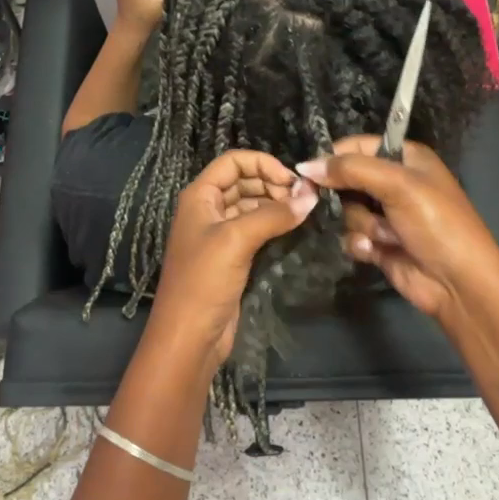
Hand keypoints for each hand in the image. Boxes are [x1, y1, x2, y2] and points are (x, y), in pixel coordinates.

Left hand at [151, 151, 318, 372]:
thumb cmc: (204, 280)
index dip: (262, 164)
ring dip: (276, 206)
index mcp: (199, 196)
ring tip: (304, 214)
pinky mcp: (231, 258)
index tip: (292, 181)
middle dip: (273, 184)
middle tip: (304, 201)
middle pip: (244, 182)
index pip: (233, 162)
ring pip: (251, 207)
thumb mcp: (236, 240)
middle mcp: (207, 210)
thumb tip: (310, 197)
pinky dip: (274, 226)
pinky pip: (255, 231)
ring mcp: (219, 235)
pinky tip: (295, 231)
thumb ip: (273, 215)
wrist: (188, 337)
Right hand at [297, 137, 498, 325]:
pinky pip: (351, 235)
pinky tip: (376, 252)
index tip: (311, 173)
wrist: (458, 284)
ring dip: (362, 224)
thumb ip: (351, 170)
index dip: (334, 157)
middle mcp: (394, 182)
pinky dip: (361, 243)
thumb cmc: (435, 223)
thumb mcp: (397, 185)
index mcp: (405, 157)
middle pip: (346, 178)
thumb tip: (305, 166)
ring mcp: (386, 214)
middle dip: (347, 196)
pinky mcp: (379, 242)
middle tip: (347, 205)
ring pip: (347, 210)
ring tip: (385, 236)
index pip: (357, 145)